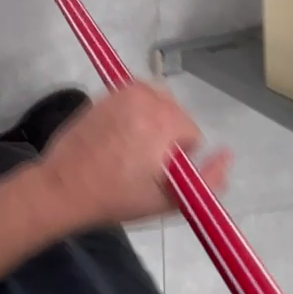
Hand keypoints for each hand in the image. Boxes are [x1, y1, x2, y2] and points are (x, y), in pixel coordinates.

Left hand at [34, 81, 229, 226]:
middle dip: (168, 136)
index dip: (180, 157)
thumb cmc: (115, 198)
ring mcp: (121, 93)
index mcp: (162, 121)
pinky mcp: (104, 95)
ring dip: (154, 121)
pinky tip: (120, 136)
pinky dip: (135, 111)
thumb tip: (228, 155)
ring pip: (157, 101)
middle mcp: (144, 98)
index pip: (192, 133)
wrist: (63, 188)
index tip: (157, 173)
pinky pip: (135, 96)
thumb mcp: (168, 200)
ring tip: (132, 150)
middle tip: (143, 163)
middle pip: (176, 113)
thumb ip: (208, 180)